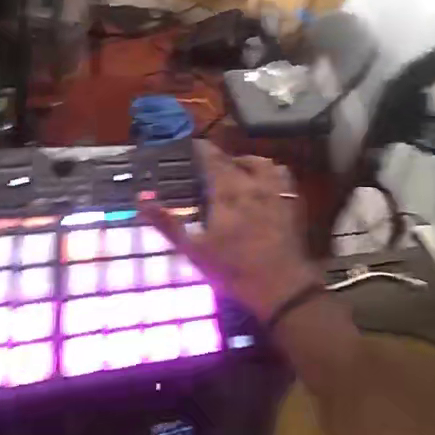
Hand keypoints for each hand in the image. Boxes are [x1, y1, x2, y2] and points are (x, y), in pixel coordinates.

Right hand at [142, 141, 319, 322]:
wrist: (282, 289)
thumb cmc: (233, 270)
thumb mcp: (193, 250)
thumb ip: (168, 224)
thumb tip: (141, 201)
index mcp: (228, 192)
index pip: (213, 160)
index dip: (202, 150)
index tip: (193, 146)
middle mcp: (253, 186)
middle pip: (238, 161)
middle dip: (222, 157)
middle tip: (210, 162)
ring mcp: (277, 195)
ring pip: (265, 164)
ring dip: (250, 162)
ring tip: (240, 168)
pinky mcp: (293, 208)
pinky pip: (284, 180)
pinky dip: (273, 175)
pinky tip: (267, 187)